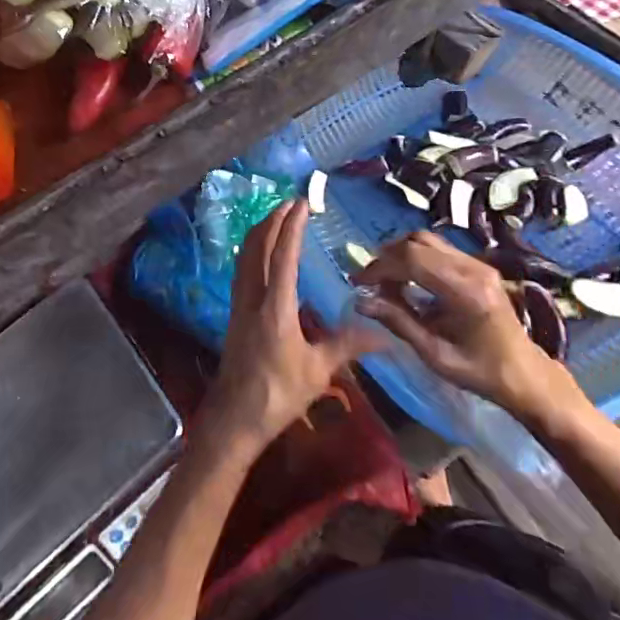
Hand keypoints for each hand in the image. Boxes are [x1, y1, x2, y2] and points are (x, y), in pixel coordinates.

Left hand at [205, 200, 381, 449]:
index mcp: (275, 307)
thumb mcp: (318, 371)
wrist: (235, 416)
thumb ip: (348, 346)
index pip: (283, 255)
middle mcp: (253, 298)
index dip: (292, 226)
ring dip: (260, 233)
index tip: (301, 204)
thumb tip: (384, 335)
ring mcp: (239, 305)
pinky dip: (252, 251)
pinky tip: (261, 255)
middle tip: (290, 203)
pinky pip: (242, 271)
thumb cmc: (278, 394)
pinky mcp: (234, 314)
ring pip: (245, 256)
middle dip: (273, 221)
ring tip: (276, 219)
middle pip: (257, 247)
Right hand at [351, 231, 589, 428]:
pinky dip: (414, 258)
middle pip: (417, 242)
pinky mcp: (478, 266)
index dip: (380, 267)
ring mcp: (478, 264)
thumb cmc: (481, 372)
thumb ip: (399, 323)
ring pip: (426, 240)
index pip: (412, 259)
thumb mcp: (435, 354)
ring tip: (385, 282)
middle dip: (386, 258)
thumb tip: (361, 301)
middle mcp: (474, 269)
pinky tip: (406, 282)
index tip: (358, 283)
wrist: (525, 375)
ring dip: (399, 255)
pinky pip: (437, 249)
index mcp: (466, 291)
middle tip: (368, 282)